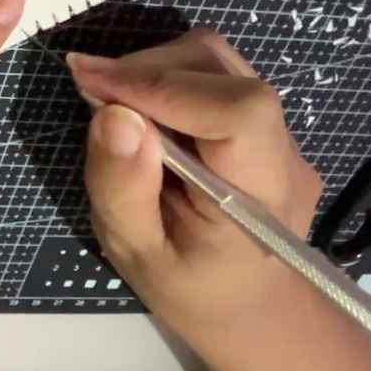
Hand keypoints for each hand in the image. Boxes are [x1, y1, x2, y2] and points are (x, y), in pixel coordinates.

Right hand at [67, 30, 322, 353]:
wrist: (250, 308)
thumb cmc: (188, 289)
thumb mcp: (135, 250)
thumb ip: (122, 187)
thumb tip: (112, 113)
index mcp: (260, 195)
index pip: (235, 110)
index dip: (159, 85)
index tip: (89, 82)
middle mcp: (282, 152)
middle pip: (221, 72)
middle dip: (145, 70)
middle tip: (88, 90)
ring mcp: (277, 133)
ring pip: (216, 62)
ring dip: (152, 68)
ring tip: (108, 98)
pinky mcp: (258, 123)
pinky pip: (211, 74)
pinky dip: (162, 75)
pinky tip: (136, 109)